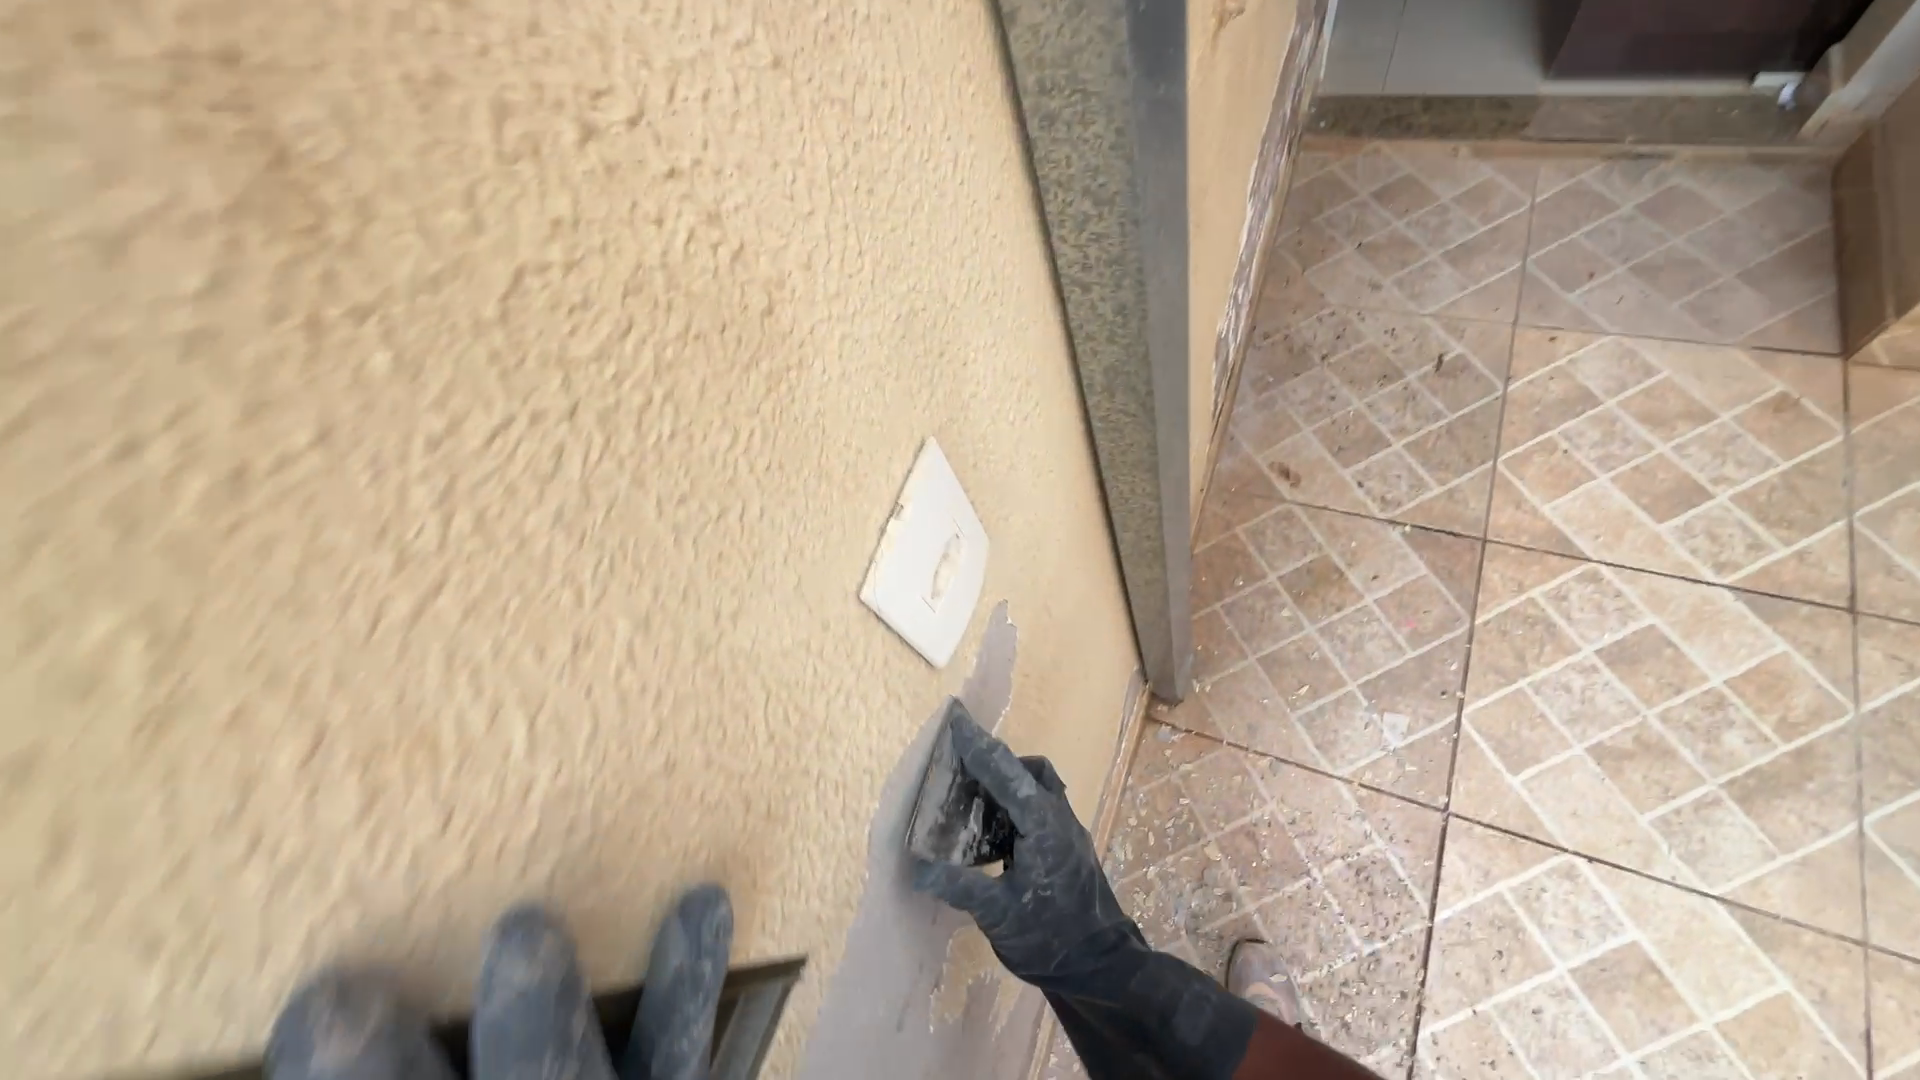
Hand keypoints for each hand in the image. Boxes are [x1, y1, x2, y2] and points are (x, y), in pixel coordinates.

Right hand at [908, 709, 1132, 980]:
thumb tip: (917, 867)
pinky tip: (988, 831)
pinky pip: (1037, 808)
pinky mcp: (1066, 847)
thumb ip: (959, 885)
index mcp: (1042, 823)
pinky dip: (1012, 805)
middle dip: (991, 759)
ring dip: (1004, 781)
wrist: (1103, 968)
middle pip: (1024, 770)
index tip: (956, 720)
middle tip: (955, 760)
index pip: (1005, 771)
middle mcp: (1057, 817)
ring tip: (967, 794)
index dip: (978, 745)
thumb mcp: (998, 914)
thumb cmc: (1052, 938)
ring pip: (1036, 786)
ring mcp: (1066, 831)